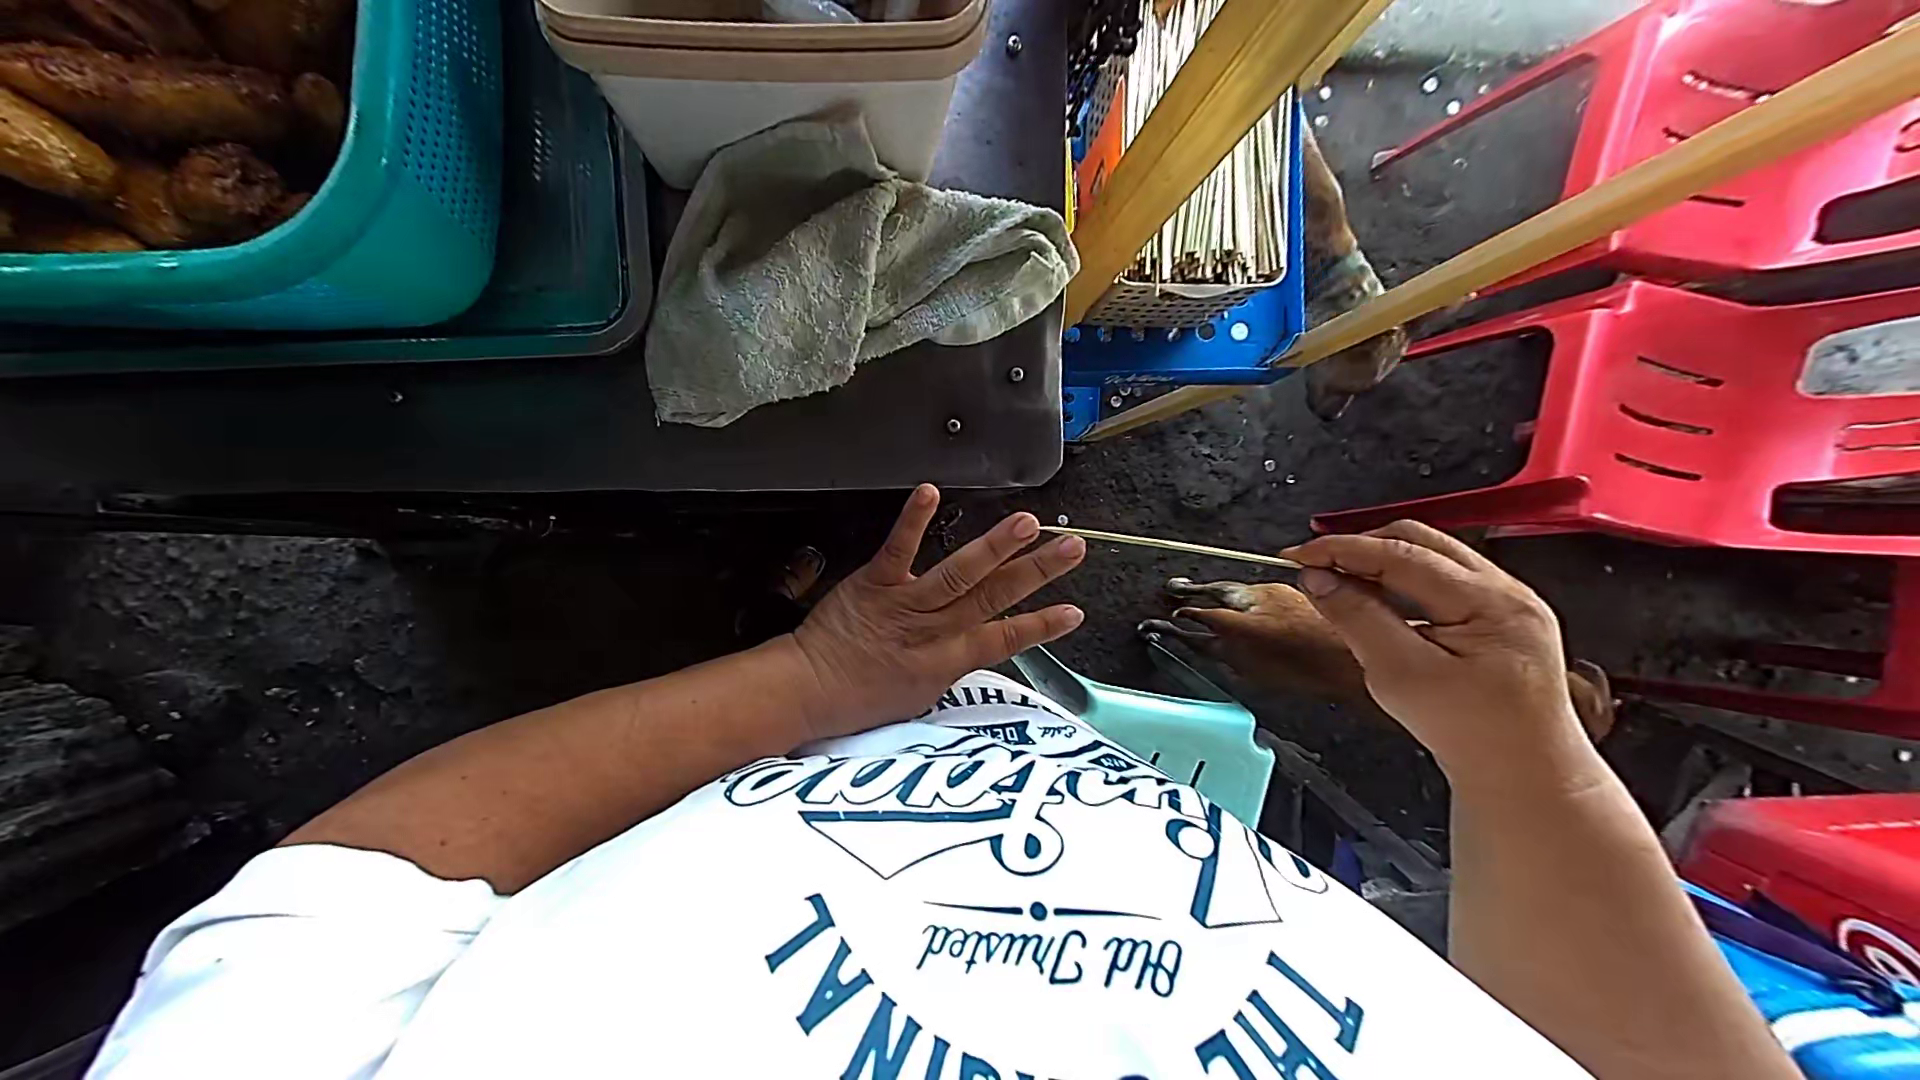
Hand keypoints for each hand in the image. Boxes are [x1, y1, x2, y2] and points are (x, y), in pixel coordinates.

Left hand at [789, 484, 1086, 738]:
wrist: (809, 690)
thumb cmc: (859, 699)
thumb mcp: (919, 698)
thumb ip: (950, 667)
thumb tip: (972, 648)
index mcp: (947, 660)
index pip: (1005, 639)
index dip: (1042, 626)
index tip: (1074, 611)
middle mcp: (934, 630)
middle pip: (995, 596)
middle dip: (1037, 571)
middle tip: (1070, 548)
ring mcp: (906, 604)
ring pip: (960, 573)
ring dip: (996, 547)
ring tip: (1027, 523)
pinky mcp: (875, 583)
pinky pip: (898, 549)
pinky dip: (915, 521)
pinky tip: (932, 493)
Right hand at [1280, 521, 1601, 790]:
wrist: (1524, 774)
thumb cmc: (1473, 733)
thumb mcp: (1400, 675)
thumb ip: (1356, 619)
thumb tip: (1318, 579)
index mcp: (1491, 603)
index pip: (1400, 555)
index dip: (1341, 549)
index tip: (1299, 556)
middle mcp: (1505, 591)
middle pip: (1416, 540)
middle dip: (1358, 547)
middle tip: (1314, 565)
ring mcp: (1503, 600)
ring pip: (1427, 552)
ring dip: (1376, 559)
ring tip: (1336, 579)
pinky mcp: (1493, 614)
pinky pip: (1436, 575)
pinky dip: (1394, 576)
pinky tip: (1370, 595)